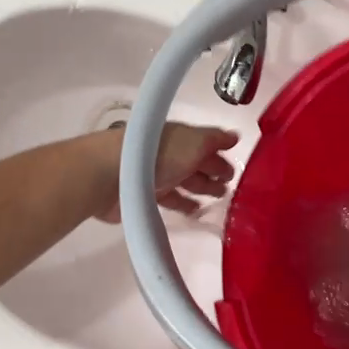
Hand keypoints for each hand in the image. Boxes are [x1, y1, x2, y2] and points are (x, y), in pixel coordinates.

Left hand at [95, 122, 238, 222]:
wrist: (111, 175)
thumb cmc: (157, 155)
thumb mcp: (193, 141)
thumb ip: (214, 139)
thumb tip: (234, 137)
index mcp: (179, 137)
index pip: (204, 146)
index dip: (220, 156)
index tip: (236, 171)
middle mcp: (168, 154)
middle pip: (195, 164)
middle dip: (213, 174)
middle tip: (230, 189)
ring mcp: (156, 176)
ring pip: (184, 183)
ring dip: (200, 190)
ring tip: (217, 201)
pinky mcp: (144, 197)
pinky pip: (170, 200)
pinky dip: (183, 205)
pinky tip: (195, 212)